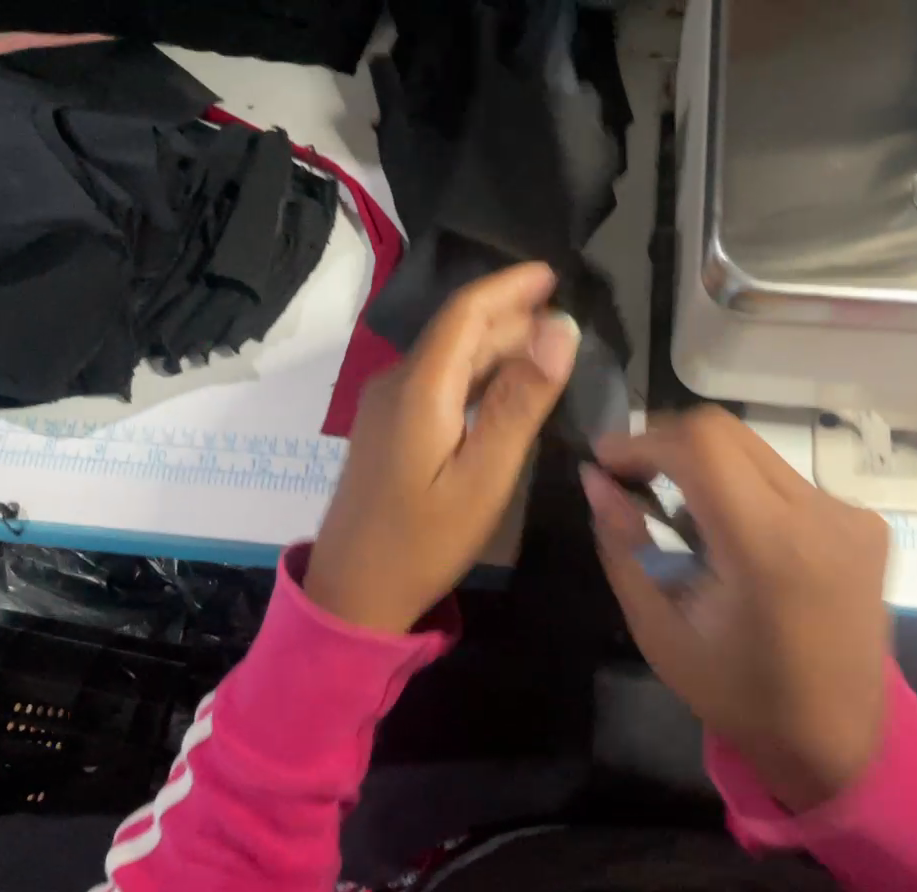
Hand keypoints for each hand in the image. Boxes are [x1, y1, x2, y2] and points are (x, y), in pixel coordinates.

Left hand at [306, 263, 579, 633]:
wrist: (353, 592)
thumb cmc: (424, 542)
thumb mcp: (484, 477)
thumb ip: (520, 402)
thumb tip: (560, 330)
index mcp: (419, 388)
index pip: (465, 313)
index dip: (509, 287)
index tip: (553, 273)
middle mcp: (395, 384)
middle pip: (456, 332)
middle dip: (510, 317)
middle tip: (563, 322)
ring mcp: (384, 407)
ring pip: (445, 357)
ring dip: (493, 346)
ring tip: (543, 347)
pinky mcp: (385, 430)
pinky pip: (434, 383)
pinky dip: (473, 374)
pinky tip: (499, 389)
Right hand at [582, 407, 892, 809]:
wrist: (836, 739)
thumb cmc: (737, 694)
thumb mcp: (659, 628)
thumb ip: (625, 545)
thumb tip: (596, 480)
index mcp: (768, 547)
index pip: (702, 445)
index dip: (644, 439)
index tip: (606, 461)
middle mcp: (821, 514)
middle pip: (729, 435)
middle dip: (668, 446)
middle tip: (631, 482)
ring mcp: (851, 515)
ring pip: (756, 455)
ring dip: (706, 471)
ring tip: (681, 523)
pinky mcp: (865, 523)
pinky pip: (786, 482)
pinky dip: (743, 493)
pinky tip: (731, 542)